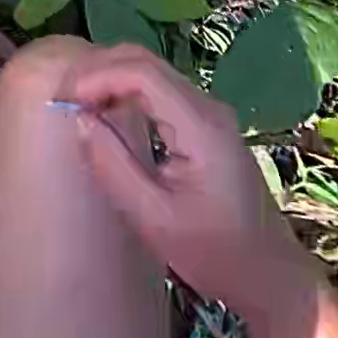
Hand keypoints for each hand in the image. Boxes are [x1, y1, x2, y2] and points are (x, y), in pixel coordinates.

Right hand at [69, 44, 318, 320]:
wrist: (273, 278)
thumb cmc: (214, 253)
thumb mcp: (152, 217)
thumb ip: (111, 162)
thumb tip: (77, 116)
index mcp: (201, 127)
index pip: (140, 73)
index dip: (95, 77)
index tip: (65, 101)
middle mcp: (206, 106)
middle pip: (141, 59)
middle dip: (95, 70)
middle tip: (63, 97)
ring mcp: (206, 110)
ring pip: (145, 67)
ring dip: (105, 76)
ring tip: (77, 103)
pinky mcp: (200, 118)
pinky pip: (153, 85)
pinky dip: (120, 87)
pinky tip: (103, 110)